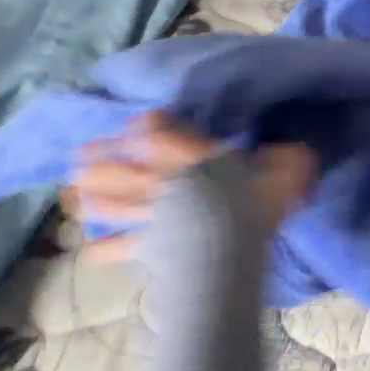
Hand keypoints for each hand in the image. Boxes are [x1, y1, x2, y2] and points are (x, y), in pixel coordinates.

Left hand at [61, 112, 315, 261]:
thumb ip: (283, 156)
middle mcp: (161, 182)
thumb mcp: (288, 169)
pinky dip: (105, 249)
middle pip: (113, 169)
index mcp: (192, 160)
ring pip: (106, 205)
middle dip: (98, 159)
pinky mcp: (145, 244)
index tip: (148, 119)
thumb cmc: (258, 205)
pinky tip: (96, 249)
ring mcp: (148, 215)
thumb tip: (283, 149)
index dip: (148, 124)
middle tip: (89, 152)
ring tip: (82, 192)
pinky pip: (116, 249)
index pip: (157, 134)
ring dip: (91, 198)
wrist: (228, 251)